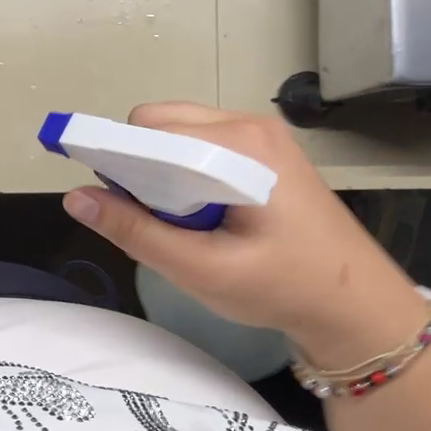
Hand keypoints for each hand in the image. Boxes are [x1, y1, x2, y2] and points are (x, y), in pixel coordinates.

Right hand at [61, 103, 427, 365]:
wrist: (355, 306)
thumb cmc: (282, 287)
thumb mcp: (199, 268)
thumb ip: (134, 231)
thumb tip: (75, 197)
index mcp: (239, 145)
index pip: (148, 130)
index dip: (116, 159)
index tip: (107, 200)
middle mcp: (248, 125)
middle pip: (158, 124)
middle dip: (138, 166)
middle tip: (155, 219)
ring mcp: (258, 135)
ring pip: (173, 134)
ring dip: (159, 172)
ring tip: (180, 220)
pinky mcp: (262, 151)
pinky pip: (196, 146)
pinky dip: (180, 174)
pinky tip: (200, 215)